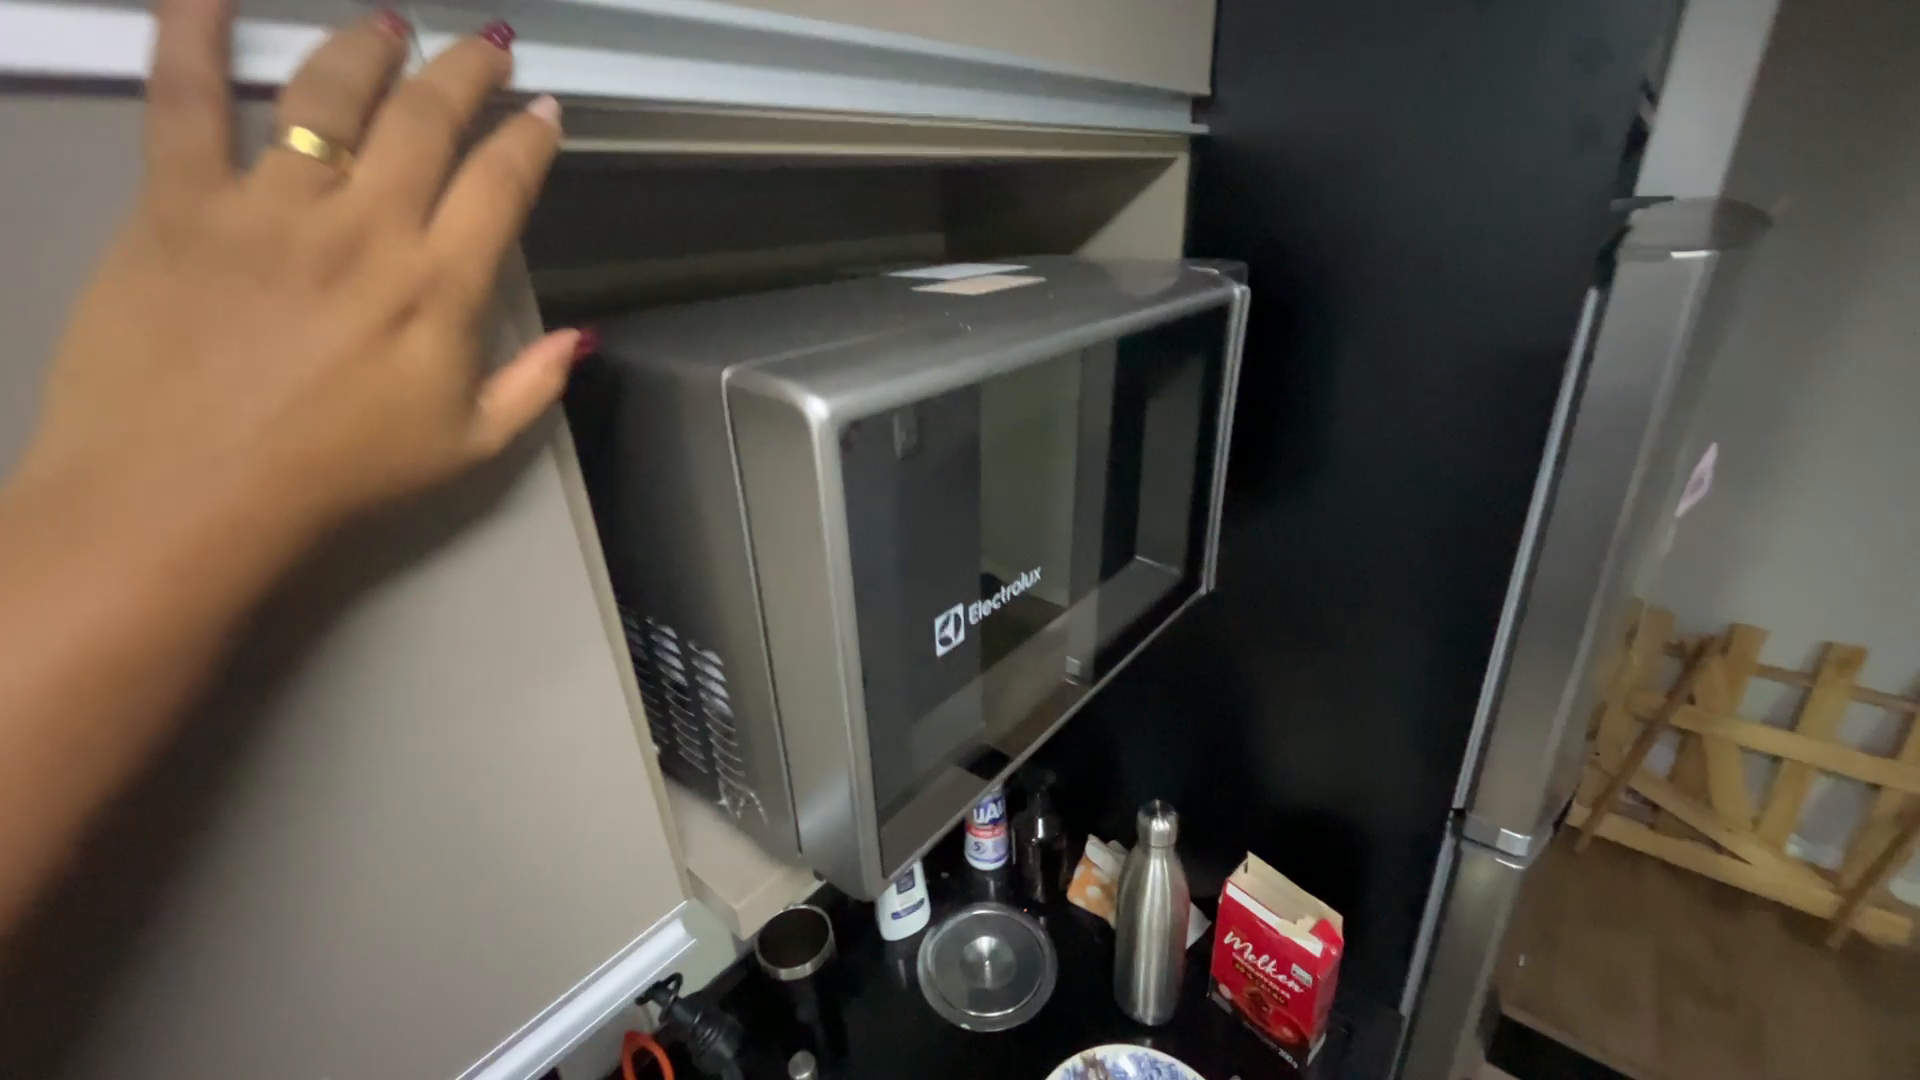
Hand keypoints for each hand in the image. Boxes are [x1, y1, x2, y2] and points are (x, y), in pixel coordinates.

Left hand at [16, 0, 581, 548]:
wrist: (190, 490)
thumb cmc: (347, 471)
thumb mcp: (470, 444)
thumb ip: (534, 385)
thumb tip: (583, 337)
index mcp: (440, 286)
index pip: (499, 185)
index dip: (528, 139)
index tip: (546, 111)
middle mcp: (364, 228)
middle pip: (424, 121)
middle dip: (464, 72)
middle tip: (486, 42)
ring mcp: (269, 207)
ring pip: (326, 97)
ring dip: (366, 48)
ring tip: (389, 22)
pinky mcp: (178, 204)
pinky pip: (182, 100)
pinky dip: (189, 35)